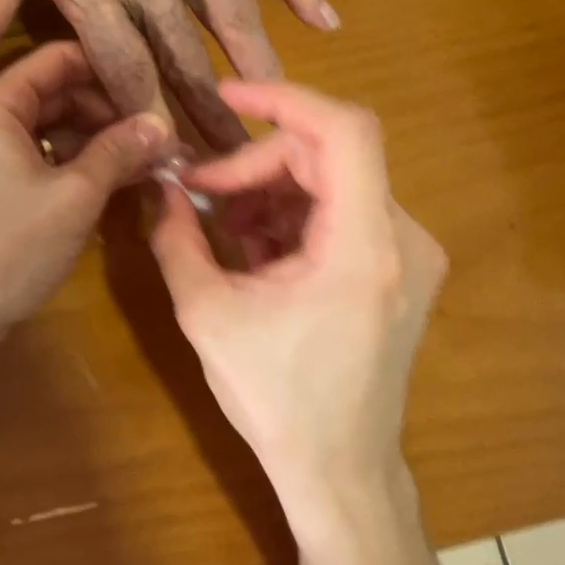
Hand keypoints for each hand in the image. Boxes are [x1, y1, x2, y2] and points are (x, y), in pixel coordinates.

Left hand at [0, 41, 172, 350]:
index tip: (157, 87)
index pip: (58, 59)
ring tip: (148, 159)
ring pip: (48, 127)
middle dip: (107, 111)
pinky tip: (115, 181)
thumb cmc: (9, 246)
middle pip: (54, 92)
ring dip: (94, 141)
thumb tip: (160, 124)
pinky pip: (35, 156)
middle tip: (161, 133)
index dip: (109, 69)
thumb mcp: (75, 196)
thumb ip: (118, 151)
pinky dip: (72, 163)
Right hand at [149, 81, 446, 499]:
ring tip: (218, 227)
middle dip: (254, 162)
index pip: (342, 131)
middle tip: (197, 192)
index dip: (283, 98)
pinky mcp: (394, 271)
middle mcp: (402, 239)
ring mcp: (405, 255)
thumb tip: (159, 186)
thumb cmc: (273, 395)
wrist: (338, 467)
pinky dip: (289, 215)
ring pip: (332, 181)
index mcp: (361, 247)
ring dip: (267, 190)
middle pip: (327, 154)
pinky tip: (250, 249)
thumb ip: (176, 238)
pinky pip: (339, 212)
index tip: (222, 96)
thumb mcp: (205, 312)